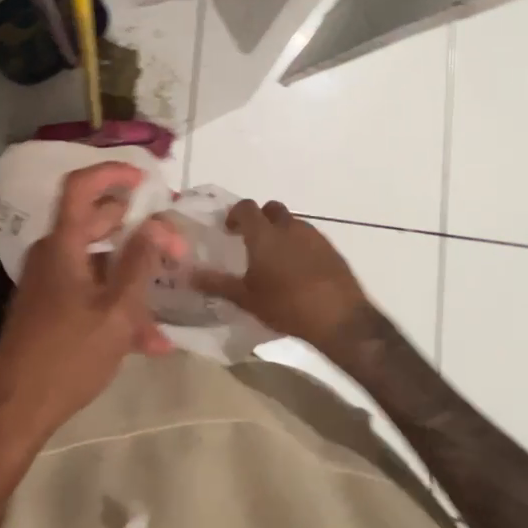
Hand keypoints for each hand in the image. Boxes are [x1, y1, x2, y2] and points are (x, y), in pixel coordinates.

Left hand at [0, 162, 182, 443]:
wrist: (19, 409)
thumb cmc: (69, 356)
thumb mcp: (116, 312)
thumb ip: (139, 263)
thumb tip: (157, 223)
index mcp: (62, 245)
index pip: (81, 187)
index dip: (112, 173)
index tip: (146, 180)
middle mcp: (52, 255)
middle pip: (96, 224)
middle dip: (138, 231)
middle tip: (175, 246)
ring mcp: (49, 282)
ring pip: (99, 264)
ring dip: (133, 279)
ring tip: (170, 302)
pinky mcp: (51, 309)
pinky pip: (90, 292)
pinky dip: (118, 306)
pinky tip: (152, 342)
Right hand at [192, 199, 369, 347]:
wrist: (340, 320)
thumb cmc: (286, 306)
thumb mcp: (246, 299)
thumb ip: (216, 284)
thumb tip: (187, 274)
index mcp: (264, 234)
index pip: (246, 207)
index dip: (235, 214)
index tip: (229, 230)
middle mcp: (288, 227)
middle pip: (272, 209)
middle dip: (261, 219)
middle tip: (253, 242)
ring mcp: (314, 236)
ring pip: (293, 223)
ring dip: (282, 233)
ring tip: (277, 260)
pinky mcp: (332, 250)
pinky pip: (311, 239)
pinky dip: (301, 246)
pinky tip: (300, 272)